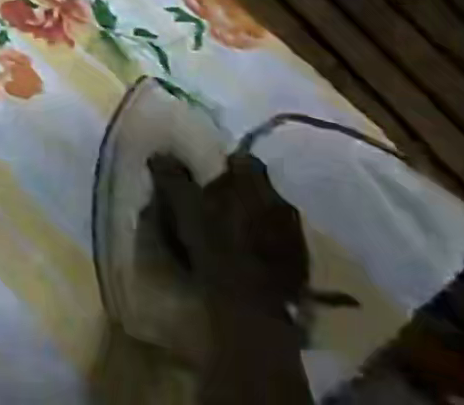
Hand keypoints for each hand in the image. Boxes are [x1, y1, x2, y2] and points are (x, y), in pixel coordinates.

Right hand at [149, 151, 308, 319]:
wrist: (253, 309)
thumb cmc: (215, 250)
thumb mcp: (184, 210)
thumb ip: (172, 178)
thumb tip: (160, 154)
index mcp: (253, 184)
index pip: (242, 159)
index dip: (224, 165)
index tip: (207, 177)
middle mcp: (280, 202)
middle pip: (258, 185)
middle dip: (240, 190)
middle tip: (217, 202)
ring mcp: (296, 234)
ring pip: (271, 211)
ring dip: (255, 215)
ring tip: (234, 228)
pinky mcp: (303, 262)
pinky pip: (281, 238)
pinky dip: (266, 239)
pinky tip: (250, 253)